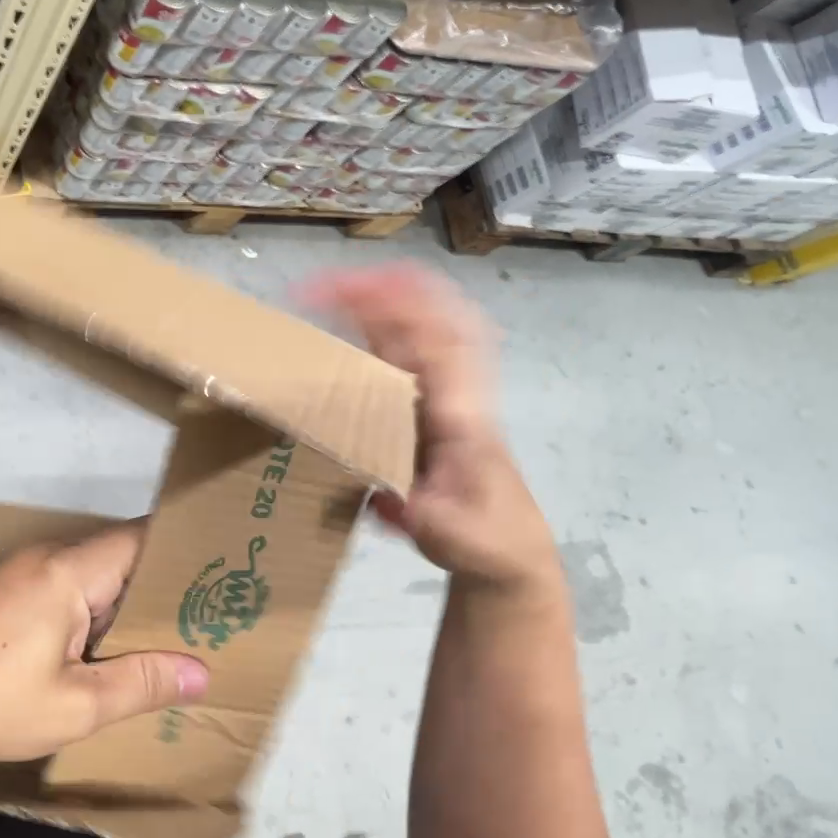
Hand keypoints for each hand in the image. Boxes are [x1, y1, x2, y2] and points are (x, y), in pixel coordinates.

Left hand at [0, 524, 208, 769]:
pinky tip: (113, 653)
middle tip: (215, 618)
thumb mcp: (76, 705)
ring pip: (92, 579)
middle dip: (162, 588)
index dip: (182, 552)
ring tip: (176, 639)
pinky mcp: (5, 596)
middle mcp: (44, 559)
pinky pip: (66, 593)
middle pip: (117, 558)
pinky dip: (95, 616)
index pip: (139, 539)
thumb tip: (200, 671)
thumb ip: (142, 682)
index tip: (225, 571)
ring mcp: (20, 575)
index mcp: (66, 571)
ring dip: (127, 607)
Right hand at [303, 264, 558, 591]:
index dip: (394, 313)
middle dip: (384, 291)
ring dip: (384, 300)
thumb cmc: (483, 541)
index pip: (435, 346)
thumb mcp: (451, 536)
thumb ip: (420, 517)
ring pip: (426, 327)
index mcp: (461, 415)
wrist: (513, 552)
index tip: (344, 296)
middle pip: (433, 319)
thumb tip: (380, 498)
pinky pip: (414, 348)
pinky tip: (353, 320)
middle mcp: (457, 392)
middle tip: (323, 284)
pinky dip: (386, 323)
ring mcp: (449, 394)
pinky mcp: (435, 403)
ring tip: (330, 290)